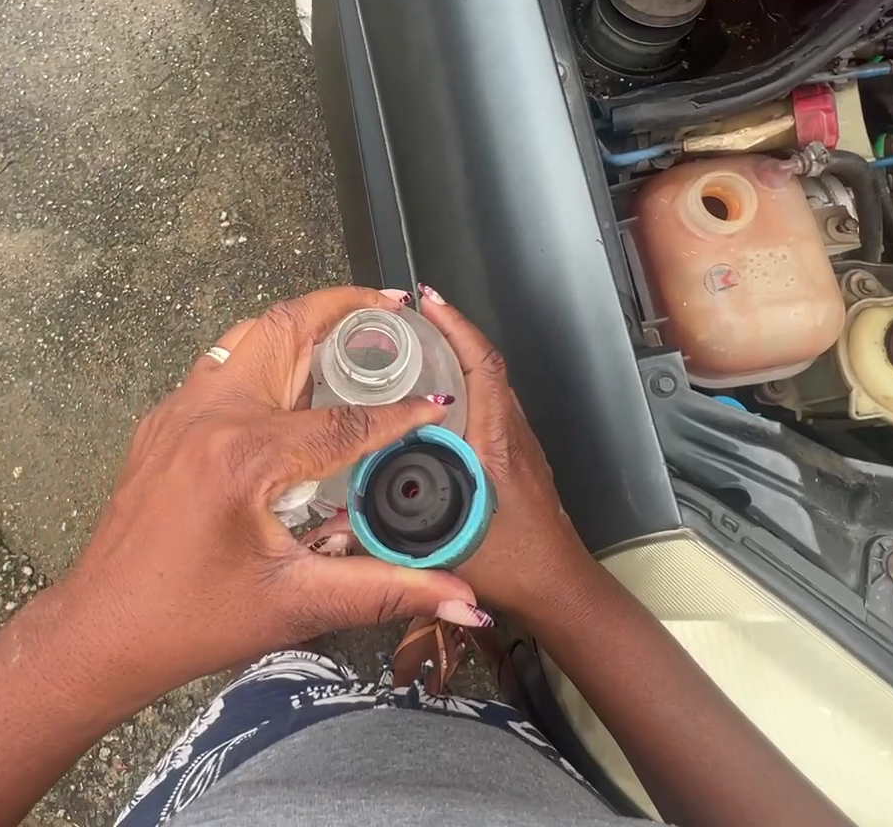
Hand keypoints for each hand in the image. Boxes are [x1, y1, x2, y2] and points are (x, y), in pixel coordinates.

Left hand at [65, 285, 486, 694]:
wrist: (101, 629)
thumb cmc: (191, 621)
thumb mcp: (294, 605)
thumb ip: (384, 589)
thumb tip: (460, 595)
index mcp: (244, 455)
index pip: (342, 420)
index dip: (399, 414)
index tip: (438, 403)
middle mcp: (210, 414)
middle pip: (287, 328)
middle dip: (345, 308)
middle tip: (393, 308)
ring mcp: (180, 409)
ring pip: (250, 333)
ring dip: (304, 323)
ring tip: (352, 332)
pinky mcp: (166, 420)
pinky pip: (224, 361)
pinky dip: (269, 351)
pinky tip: (295, 379)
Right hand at [415, 284, 596, 619]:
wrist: (561, 590)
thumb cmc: (514, 566)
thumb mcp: (440, 549)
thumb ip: (382, 541)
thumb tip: (331, 531)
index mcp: (495, 442)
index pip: (483, 367)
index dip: (457, 328)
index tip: (429, 302)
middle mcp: (511, 433)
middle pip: (488, 365)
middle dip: (453, 333)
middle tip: (413, 318)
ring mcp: (519, 443)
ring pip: (491, 385)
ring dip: (461, 358)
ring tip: (420, 348)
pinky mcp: (518, 457)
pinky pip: (492, 405)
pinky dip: (467, 386)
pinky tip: (438, 402)